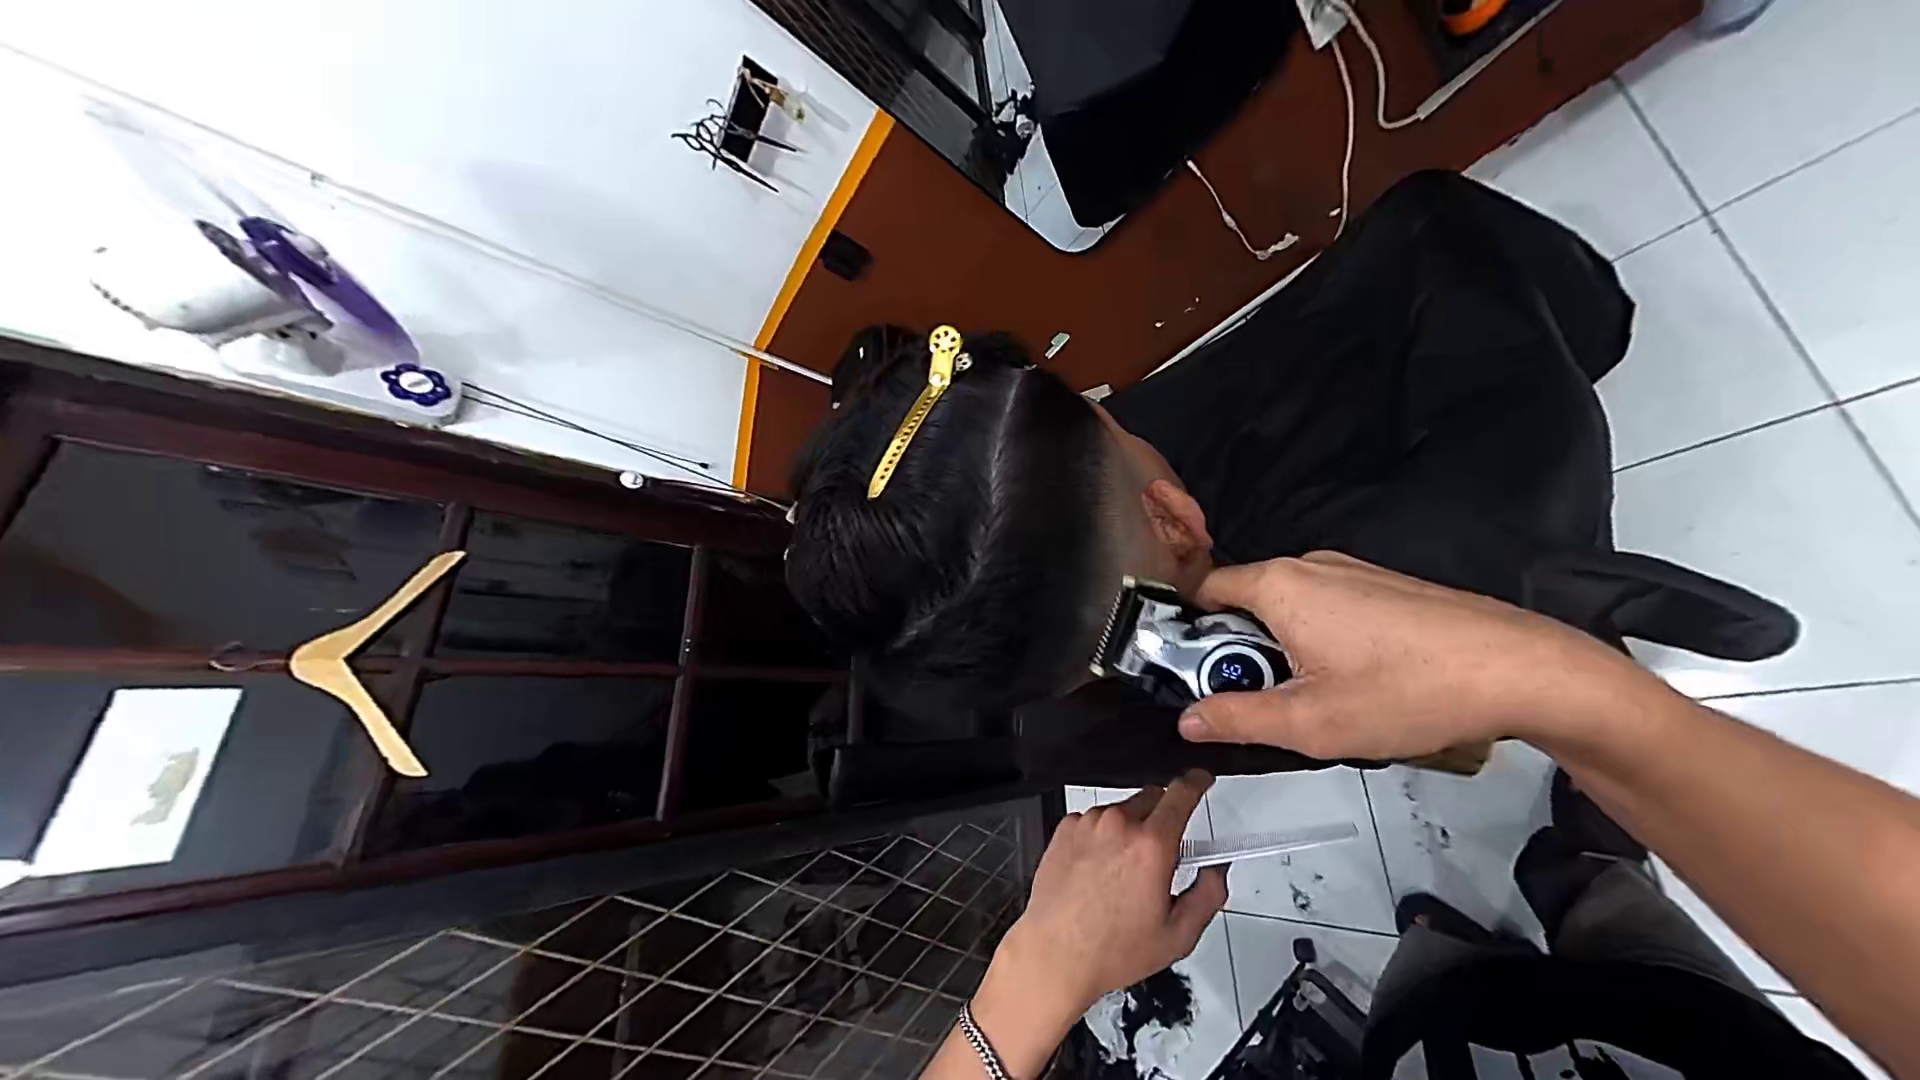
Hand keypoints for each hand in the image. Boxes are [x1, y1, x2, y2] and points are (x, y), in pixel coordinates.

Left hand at [967, 771, 1226, 1065]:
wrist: (1055, 952)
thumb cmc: (1111, 948)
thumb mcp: (1178, 935)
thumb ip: (1207, 894)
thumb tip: (1215, 871)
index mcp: (1151, 845)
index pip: (1180, 795)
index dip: (1195, 783)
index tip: (1200, 779)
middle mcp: (1117, 824)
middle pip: (1152, 799)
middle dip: (1162, 818)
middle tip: (1160, 856)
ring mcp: (1087, 822)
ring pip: (1121, 811)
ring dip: (1130, 829)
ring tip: (1122, 875)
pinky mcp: (1065, 827)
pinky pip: (1094, 821)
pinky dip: (1102, 836)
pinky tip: (1098, 871)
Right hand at [1178, 552, 1660, 759]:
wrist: (1526, 671)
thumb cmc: (1405, 691)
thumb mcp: (1309, 721)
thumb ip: (1236, 718)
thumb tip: (1186, 720)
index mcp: (1277, 585)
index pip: (1202, 590)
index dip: (1189, 630)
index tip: (1196, 671)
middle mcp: (1306, 565)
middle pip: (1243, 598)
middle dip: (1237, 645)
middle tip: (1257, 694)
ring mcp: (1350, 569)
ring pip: (1285, 604)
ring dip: (1278, 643)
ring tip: (1310, 693)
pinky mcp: (1383, 583)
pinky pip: (1324, 604)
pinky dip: (1316, 635)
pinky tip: (1355, 676)